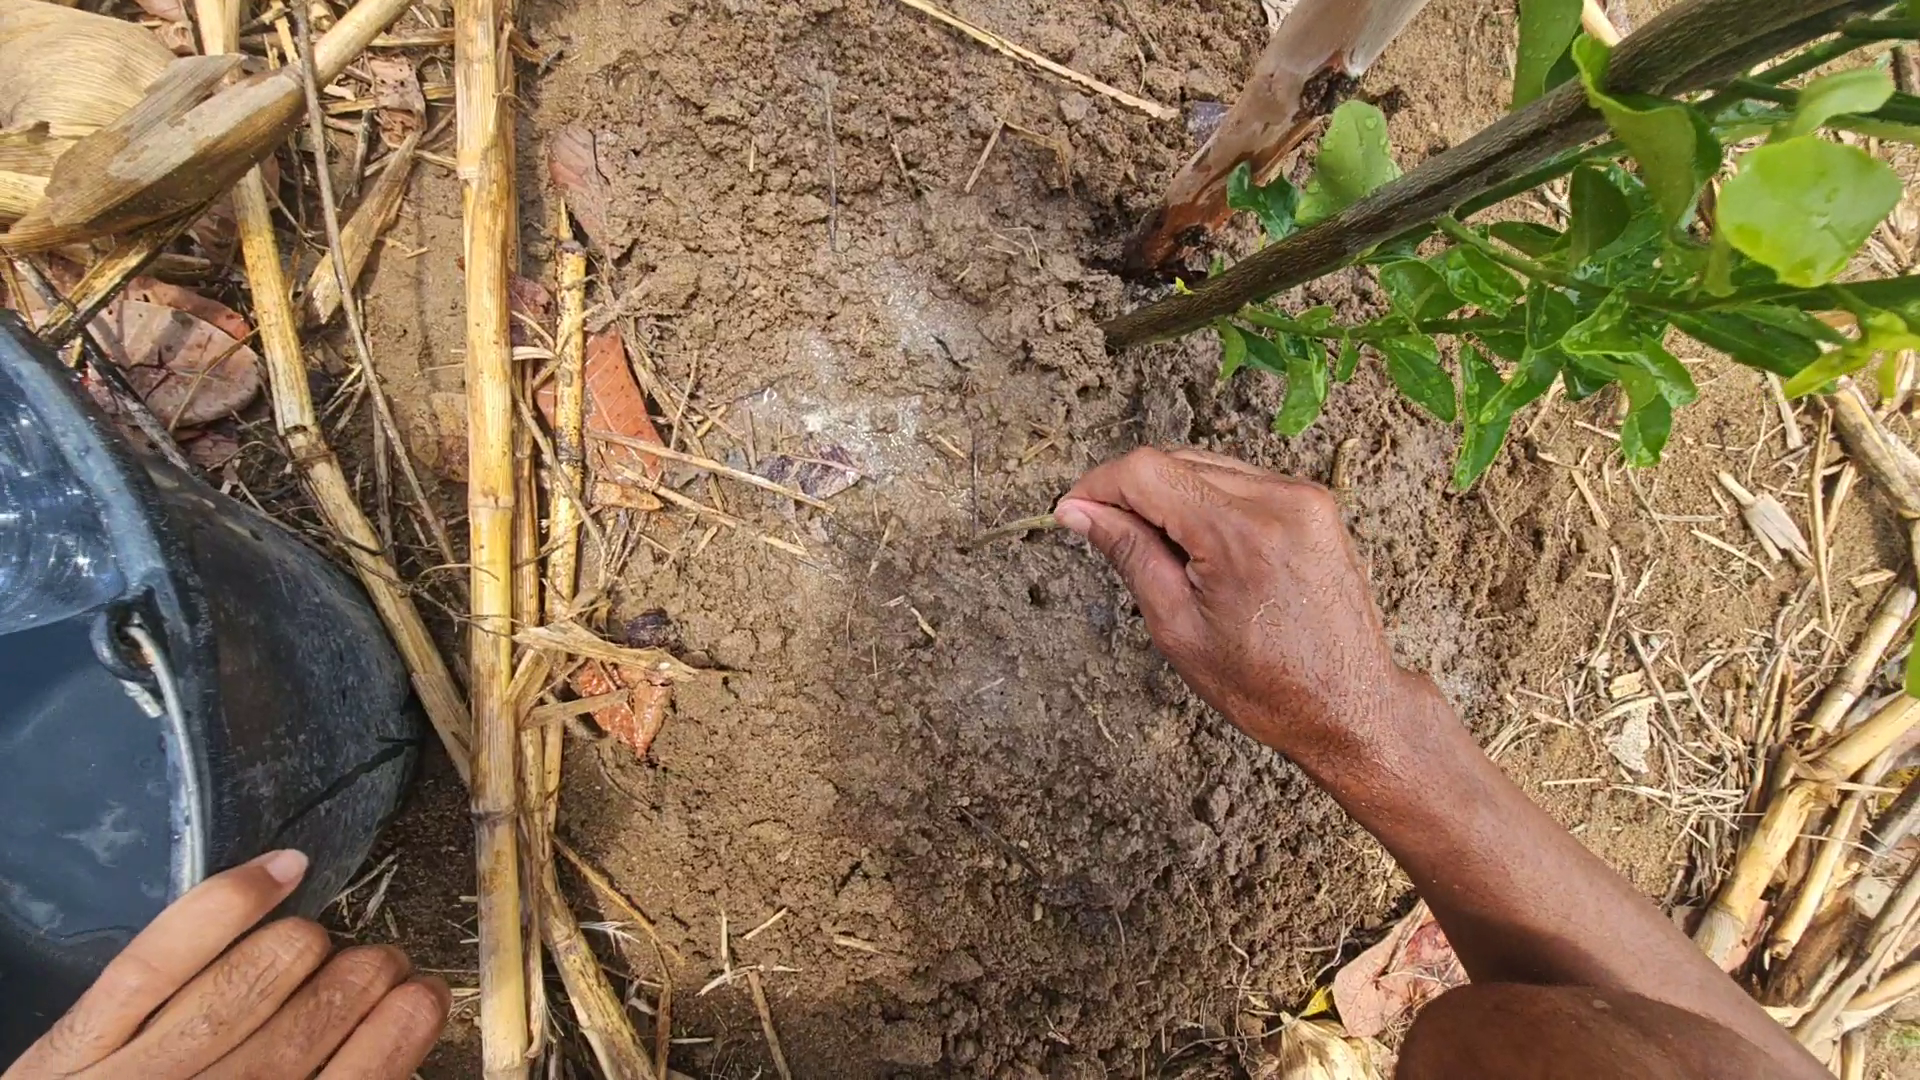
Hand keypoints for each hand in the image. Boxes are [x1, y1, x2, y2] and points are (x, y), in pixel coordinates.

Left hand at [6, 850, 449, 1079]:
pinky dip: (235, 898)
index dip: (418, 1005)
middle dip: (370, 970)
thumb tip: (414, 1010)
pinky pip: (163, 955)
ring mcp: (139, 1075)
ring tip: (292, 973)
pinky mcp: (72, 1049)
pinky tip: (286, 870)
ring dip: (309, 948)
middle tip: (350, 992)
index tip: (413, 1002)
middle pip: (347, 982)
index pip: (392, 1037)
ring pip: (280, 952)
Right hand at [1055, 448, 1429, 768]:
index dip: (1097, 485)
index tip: (1072, 510)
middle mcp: (1277, 500)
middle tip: (1104, 533)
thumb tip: (1079, 512)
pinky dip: (1201, 499)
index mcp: (1239, 533)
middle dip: (1127, 491)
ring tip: (1155, 548)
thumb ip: (1128, 553)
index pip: (1146, 472)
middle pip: (1173, 460)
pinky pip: (1237, 480)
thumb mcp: (1176, 626)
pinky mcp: (1313, 503)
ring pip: (1204, 465)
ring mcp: (1302, 496)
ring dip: (1164, 494)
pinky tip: (1195, 543)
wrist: (1350, 706)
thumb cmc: (1265, 684)